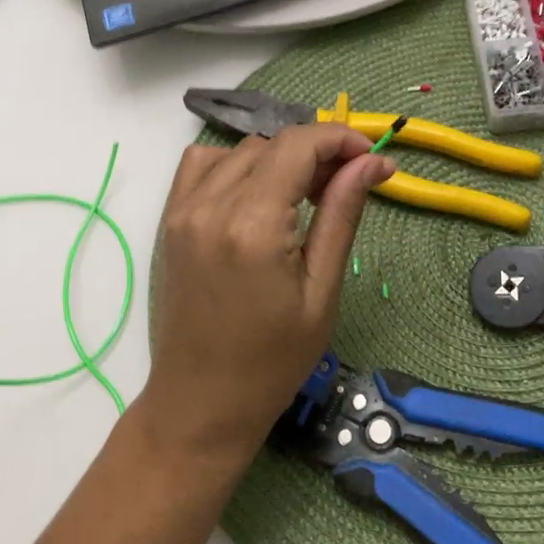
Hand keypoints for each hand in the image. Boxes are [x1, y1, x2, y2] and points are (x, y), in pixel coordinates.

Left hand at [142, 125, 395, 458]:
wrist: (200, 404)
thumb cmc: (272, 361)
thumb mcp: (322, 291)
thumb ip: (343, 215)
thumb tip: (373, 162)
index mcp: (253, 225)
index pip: (300, 145)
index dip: (341, 139)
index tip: (373, 158)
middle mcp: (211, 205)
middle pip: (273, 143)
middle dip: (318, 150)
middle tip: (348, 183)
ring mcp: (183, 211)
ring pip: (240, 149)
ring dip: (280, 157)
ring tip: (305, 193)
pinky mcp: (170, 221)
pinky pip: (203, 164)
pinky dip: (236, 163)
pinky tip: (258, 194)